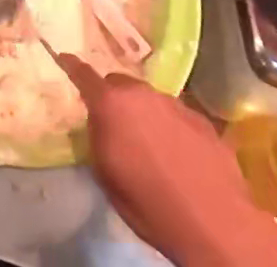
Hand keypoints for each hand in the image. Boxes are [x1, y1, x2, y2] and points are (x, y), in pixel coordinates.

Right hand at [55, 54, 276, 266]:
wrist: (212, 218)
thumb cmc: (148, 203)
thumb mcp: (106, 175)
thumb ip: (98, 137)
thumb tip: (99, 121)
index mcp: (112, 105)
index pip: (85, 76)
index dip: (73, 67)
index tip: (64, 58)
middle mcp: (142, 93)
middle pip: (119, 84)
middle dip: (113, 99)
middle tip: (113, 124)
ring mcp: (174, 101)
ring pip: (148, 98)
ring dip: (143, 113)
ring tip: (147, 144)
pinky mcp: (199, 116)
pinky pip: (173, 113)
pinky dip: (168, 125)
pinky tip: (175, 153)